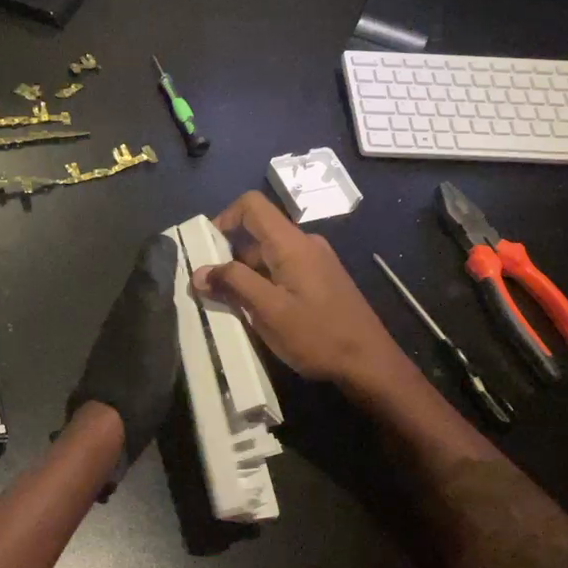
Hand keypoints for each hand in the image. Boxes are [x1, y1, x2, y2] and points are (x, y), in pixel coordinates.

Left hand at [67, 233, 180, 483]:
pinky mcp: (126, 376)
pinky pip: (149, 347)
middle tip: (205, 283)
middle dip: (171, 286)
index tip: (199, 252)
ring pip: (147, 322)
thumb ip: (153, 284)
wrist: (112, 426)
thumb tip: (160, 239)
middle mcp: (120, 325)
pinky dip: (165, 340)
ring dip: (168, 314)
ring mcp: (120, 352)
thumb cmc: (137, 372)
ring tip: (199, 312)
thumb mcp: (151, 322)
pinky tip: (179, 345)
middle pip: (147, 297)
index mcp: (127, 307)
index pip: (148, 272)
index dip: (170, 260)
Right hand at [194, 191, 411, 391]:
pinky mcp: (320, 281)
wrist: (367, 362)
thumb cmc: (317, 335)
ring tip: (229, 307)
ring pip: (268, 257)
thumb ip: (234, 285)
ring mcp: (315, 263)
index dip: (223, 219)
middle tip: (209, 290)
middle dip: (228, 257)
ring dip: (244, 276)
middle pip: (257, 234)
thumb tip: (199, 271)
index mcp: (291, 244)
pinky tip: (256, 314)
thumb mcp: (269, 311)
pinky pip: (282, 272)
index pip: (252, 206)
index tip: (206, 251)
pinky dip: (262, 285)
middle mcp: (305, 245)